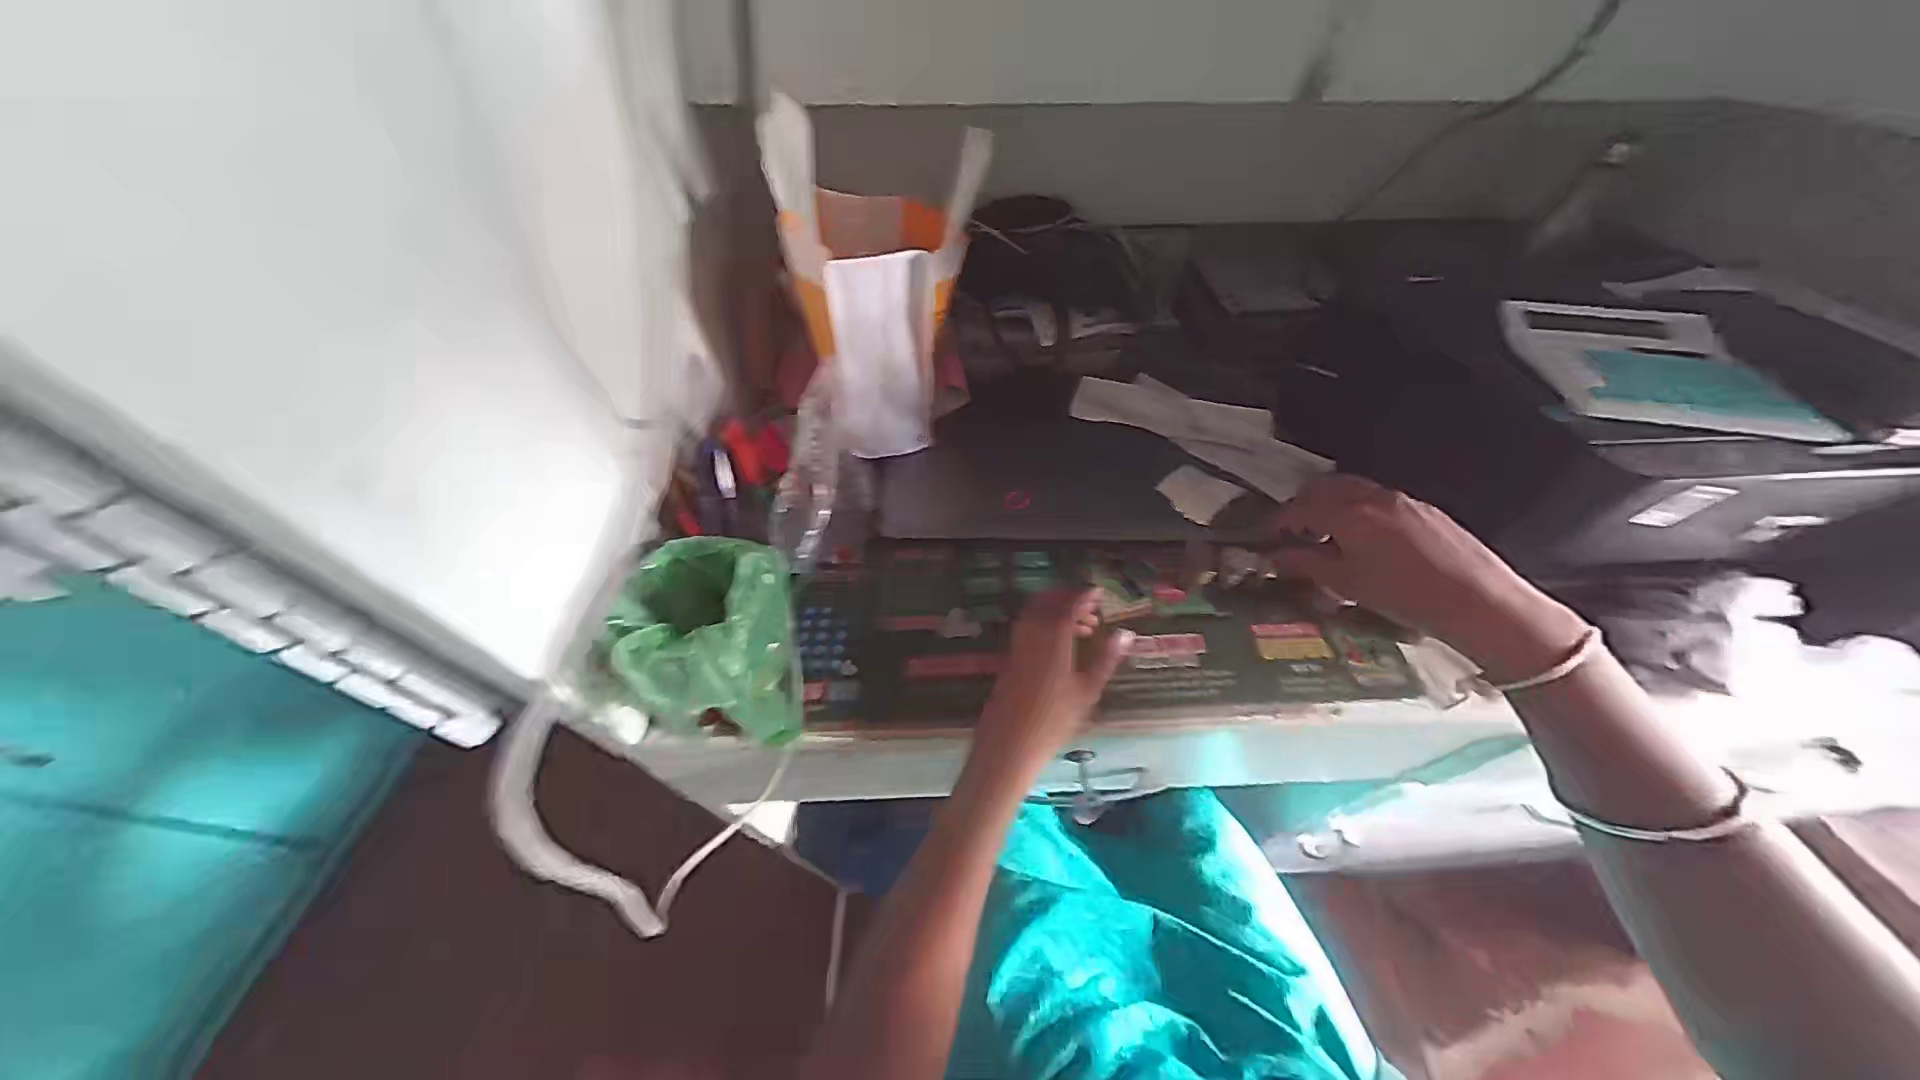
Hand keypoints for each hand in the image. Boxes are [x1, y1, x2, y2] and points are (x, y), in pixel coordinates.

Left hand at [972, 588, 1132, 776]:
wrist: (1011, 740)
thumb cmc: (1055, 719)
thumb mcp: (1088, 689)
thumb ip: (1106, 658)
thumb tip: (1126, 634)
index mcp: (1053, 635)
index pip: (1070, 604)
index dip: (1085, 595)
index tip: (1100, 592)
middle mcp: (1032, 631)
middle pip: (1049, 601)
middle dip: (1070, 599)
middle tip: (1092, 609)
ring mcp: (1017, 642)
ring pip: (1037, 612)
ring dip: (1057, 611)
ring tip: (1083, 629)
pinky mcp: (1010, 655)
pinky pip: (1029, 625)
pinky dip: (1045, 623)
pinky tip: (1061, 644)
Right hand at [1266, 475, 1588, 683]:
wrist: (1479, 602)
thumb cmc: (1404, 596)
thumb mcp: (1346, 584)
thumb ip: (1306, 564)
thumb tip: (1276, 557)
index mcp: (1348, 514)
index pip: (1299, 508)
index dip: (1278, 521)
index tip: (1267, 534)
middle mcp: (1372, 497)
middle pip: (1324, 486)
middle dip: (1303, 504)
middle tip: (1294, 531)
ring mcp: (1401, 499)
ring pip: (1352, 489)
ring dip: (1331, 504)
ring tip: (1327, 535)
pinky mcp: (1423, 509)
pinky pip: (1378, 498)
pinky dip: (1358, 510)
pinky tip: (1364, 540)